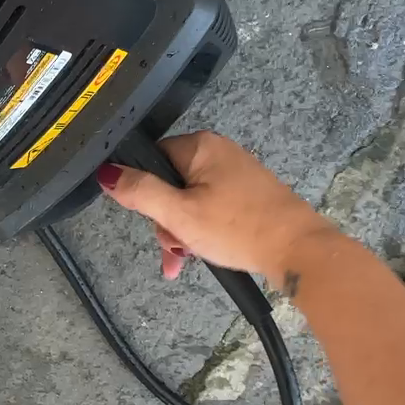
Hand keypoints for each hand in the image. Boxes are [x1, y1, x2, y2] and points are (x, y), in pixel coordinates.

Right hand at [97, 132, 337, 282]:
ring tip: (188, 258)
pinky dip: (202, 233)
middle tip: (175, 247)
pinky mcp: (246, 196)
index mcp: (201, 147)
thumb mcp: (179, 214)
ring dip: (182, 234)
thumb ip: (140, 192)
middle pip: (169, 185)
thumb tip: (107, 173)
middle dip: (166, 223)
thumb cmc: (241, 230)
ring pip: (189, 203)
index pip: (151, 160)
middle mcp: (218, 153)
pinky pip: (210, 211)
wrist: (296, 250)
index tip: (151, 221)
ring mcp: (234, 175)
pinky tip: (203, 255)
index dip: (144, 194)